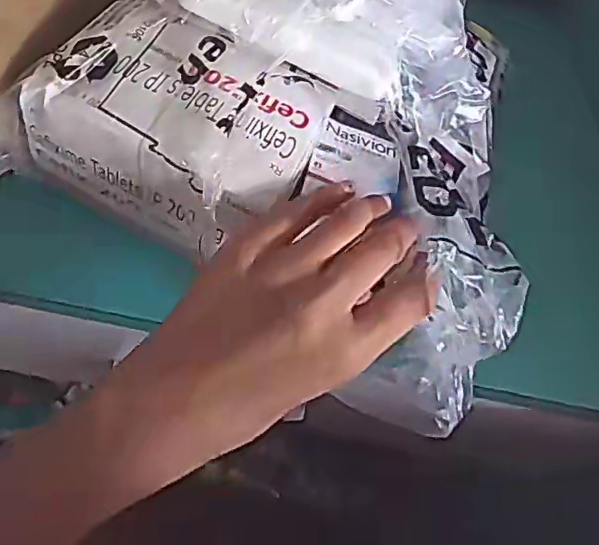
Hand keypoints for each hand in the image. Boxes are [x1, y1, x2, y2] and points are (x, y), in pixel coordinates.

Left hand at [93, 184, 434, 475]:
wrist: (172, 398)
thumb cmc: (248, 407)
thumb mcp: (317, 380)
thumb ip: (353, 335)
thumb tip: (379, 294)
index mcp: (343, 349)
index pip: (406, 302)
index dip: (423, 277)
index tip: (426, 263)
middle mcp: (321, 303)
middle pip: (381, 251)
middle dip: (403, 234)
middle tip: (409, 225)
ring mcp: (283, 268)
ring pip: (344, 221)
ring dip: (369, 208)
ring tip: (380, 203)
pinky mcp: (248, 246)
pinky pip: (295, 210)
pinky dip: (324, 196)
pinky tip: (340, 190)